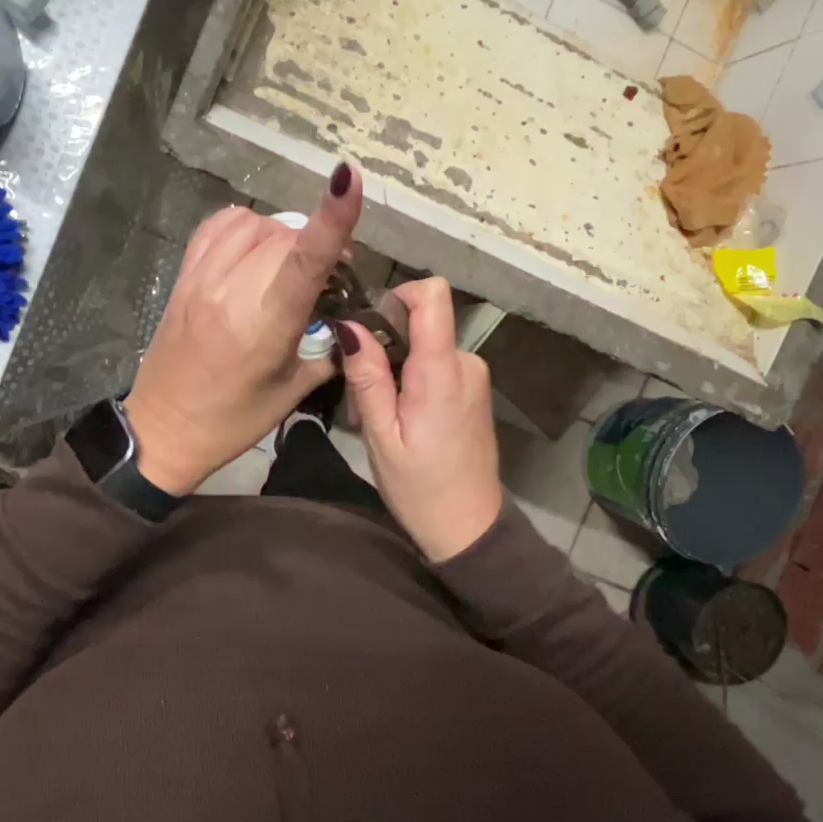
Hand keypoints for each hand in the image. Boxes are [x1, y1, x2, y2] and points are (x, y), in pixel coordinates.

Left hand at [122, 163, 361, 494]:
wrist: (163, 429)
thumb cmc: (233, 420)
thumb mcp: (292, 392)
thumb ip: (328, 350)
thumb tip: (352, 321)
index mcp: (265, 326)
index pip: (303, 260)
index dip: (331, 217)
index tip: (349, 177)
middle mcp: (231, 292)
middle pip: (286, 237)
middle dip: (315, 243)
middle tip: (328, 275)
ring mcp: (202, 280)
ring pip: (254, 224)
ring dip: (282, 233)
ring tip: (288, 262)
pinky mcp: (183, 277)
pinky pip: (217, 226)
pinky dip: (244, 225)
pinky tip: (254, 245)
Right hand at [340, 277, 503, 561]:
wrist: (468, 526)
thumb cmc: (420, 487)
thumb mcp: (381, 435)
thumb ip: (368, 376)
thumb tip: (349, 324)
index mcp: (442, 371)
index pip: (432, 295)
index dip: (397, 296)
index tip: (367, 326)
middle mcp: (465, 363)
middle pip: (419, 324)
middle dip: (383, 350)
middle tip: (364, 402)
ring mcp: (473, 376)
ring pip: (422, 348)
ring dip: (394, 373)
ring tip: (379, 420)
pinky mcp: (472, 389)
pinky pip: (435, 366)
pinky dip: (411, 384)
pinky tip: (400, 422)